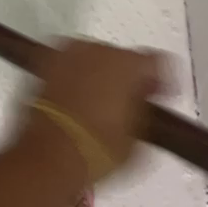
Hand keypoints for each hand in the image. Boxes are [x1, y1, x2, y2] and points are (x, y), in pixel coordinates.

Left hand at [13, 38, 165, 188]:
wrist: (47, 156)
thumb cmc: (96, 151)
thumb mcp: (138, 142)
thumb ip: (147, 113)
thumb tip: (144, 104)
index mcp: (129, 64)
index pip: (156, 61)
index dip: (160, 81)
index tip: (160, 96)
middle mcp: (100, 50)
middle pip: (123, 58)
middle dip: (127, 77)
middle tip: (128, 103)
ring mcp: (70, 53)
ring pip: (95, 58)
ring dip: (101, 74)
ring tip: (100, 103)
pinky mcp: (46, 63)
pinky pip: (70, 65)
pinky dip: (76, 77)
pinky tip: (76, 99)